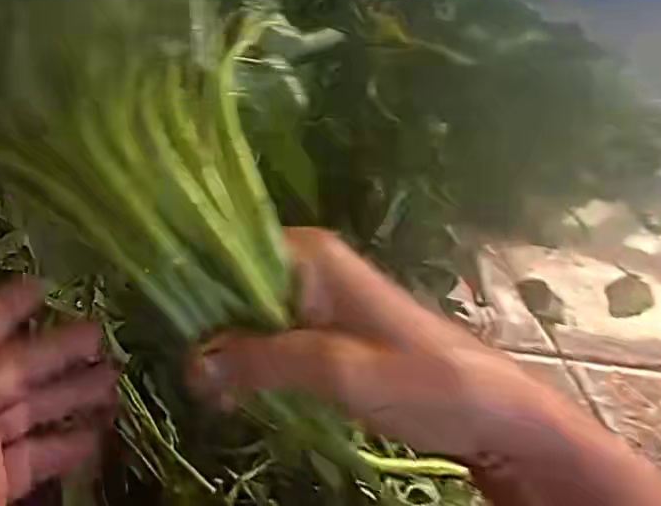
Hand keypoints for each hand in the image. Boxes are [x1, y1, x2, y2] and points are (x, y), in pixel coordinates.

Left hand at [0, 279, 116, 505]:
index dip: (7, 310)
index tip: (41, 284)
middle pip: (18, 371)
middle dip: (57, 351)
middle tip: (99, 333)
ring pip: (31, 410)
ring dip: (69, 394)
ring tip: (111, 378)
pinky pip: (33, 457)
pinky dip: (63, 446)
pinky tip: (95, 435)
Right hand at [192, 228, 583, 466]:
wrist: (502, 416)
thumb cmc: (425, 381)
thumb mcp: (339, 372)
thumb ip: (261, 361)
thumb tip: (189, 364)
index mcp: (304, 251)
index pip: (225, 246)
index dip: (189, 273)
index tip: (158, 307)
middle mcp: (302, 258)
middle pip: (231, 274)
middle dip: (204, 311)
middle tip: (173, 349)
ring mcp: (312, 287)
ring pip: (246, 301)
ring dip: (223, 333)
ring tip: (192, 366)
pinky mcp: (320, 319)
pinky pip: (266, 323)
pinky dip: (246, 346)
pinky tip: (228, 375)